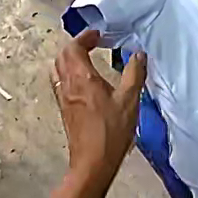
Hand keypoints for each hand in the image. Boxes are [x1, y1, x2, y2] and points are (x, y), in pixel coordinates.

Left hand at [51, 30, 146, 180]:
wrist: (93, 163)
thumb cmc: (112, 131)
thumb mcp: (130, 100)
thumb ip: (134, 74)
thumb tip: (138, 54)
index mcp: (83, 79)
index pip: (74, 49)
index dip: (84, 37)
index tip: (99, 34)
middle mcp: (68, 86)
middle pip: (62, 57)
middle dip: (76, 45)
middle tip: (94, 43)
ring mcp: (64, 99)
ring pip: (58, 70)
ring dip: (70, 59)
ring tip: (88, 58)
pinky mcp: (65, 110)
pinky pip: (61, 82)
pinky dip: (69, 72)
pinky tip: (85, 81)